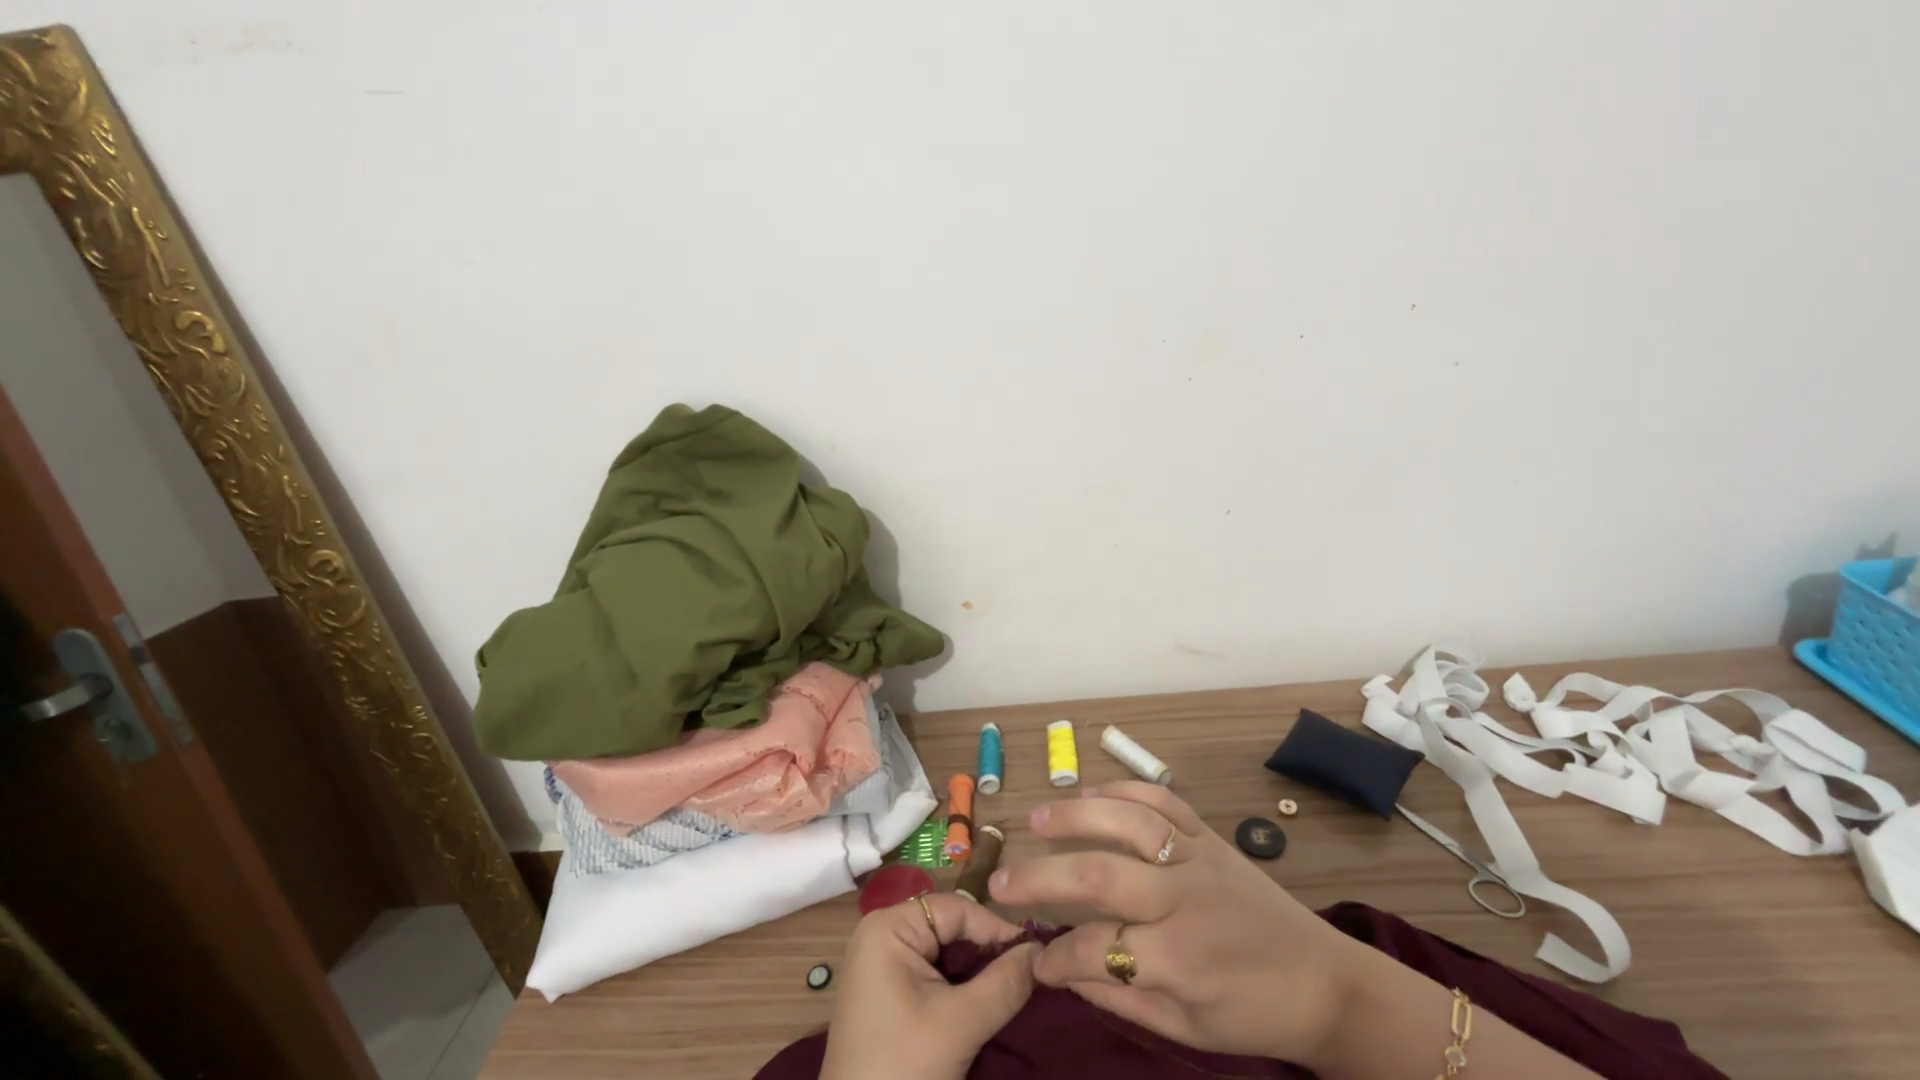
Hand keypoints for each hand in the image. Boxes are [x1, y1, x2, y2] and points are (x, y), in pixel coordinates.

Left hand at [820, 891, 1040, 1079]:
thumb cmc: (901, 1067)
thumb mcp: (959, 1025)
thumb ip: (1005, 983)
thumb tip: (1044, 949)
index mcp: (888, 927)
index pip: (957, 909)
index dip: (998, 928)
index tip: (1039, 953)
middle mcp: (882, 933)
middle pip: (951, 927)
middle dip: (989, 951)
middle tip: (1032, 972)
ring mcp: (883, 962)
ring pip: (946, 951)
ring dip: (979, 971)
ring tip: (1017, 987)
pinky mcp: (888, 990)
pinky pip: (935, 972)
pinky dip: (962, 986)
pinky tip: (988, 1002)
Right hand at [987, 781, 1371, 1064]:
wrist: (1325, 982)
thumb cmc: (1252, 1014)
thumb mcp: (1184, 1028)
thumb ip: (1117, 997)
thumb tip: (1060, 973)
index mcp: (1178, 960)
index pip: (1093, 951)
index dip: (1053, 960)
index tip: (1031, 962)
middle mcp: (1183, 900)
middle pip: (1098, 876)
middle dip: (1040, 879)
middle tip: (1000, 884)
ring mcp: (1198, 860)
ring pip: (1129, 823)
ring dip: (1076, 816)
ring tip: (1036, 819)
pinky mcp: (1212, 838)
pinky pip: (1166, 800)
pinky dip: (1126, 788)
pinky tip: (1092, 791)